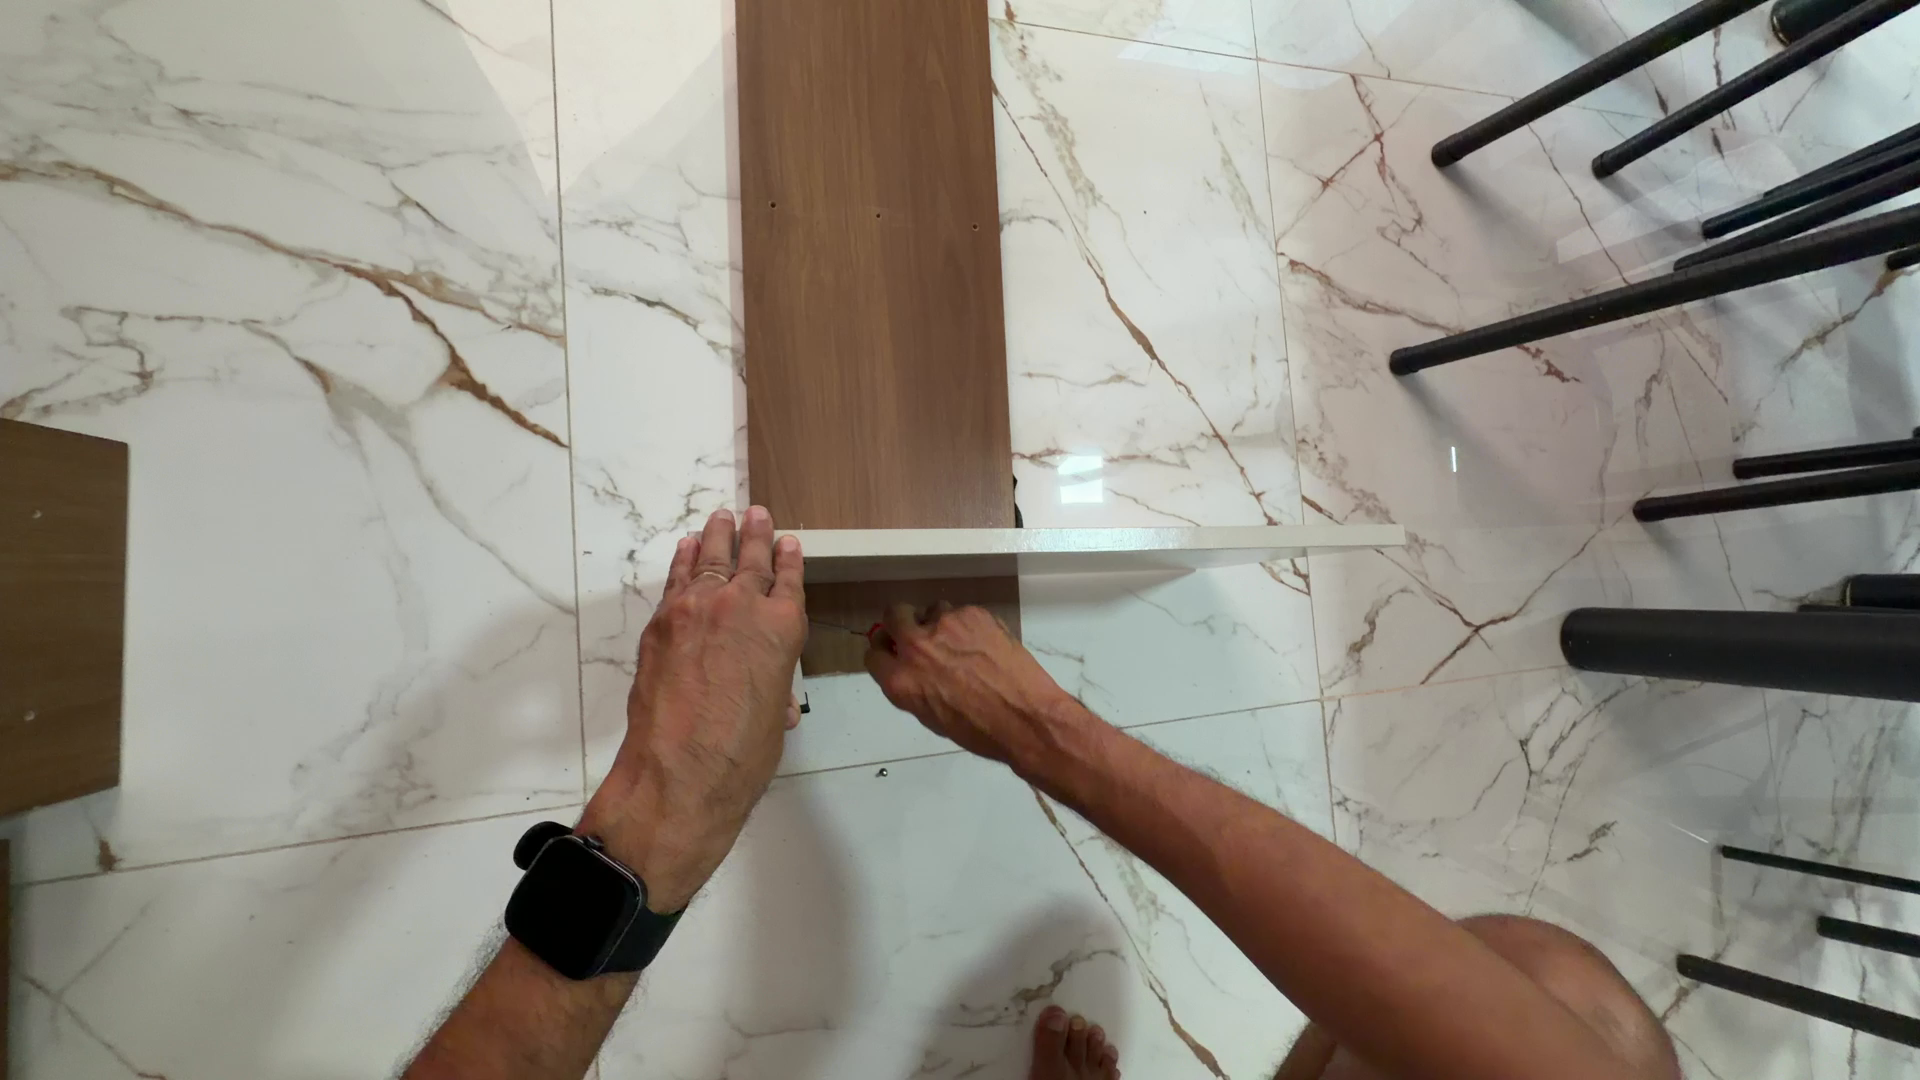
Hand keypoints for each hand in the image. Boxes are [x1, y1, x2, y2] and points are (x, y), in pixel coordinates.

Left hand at [584, 506, 806, 911]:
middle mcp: (745, 605)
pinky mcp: (663, 620)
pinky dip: (685, 558)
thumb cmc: (745, 751)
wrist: (682, 770)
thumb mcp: (774, 713)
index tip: (788, 541)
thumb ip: (773, 687)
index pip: (788, 579)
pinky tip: (688, 546)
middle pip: (752, 558)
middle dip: (756, 533)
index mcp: (783, 627)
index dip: (789, 558)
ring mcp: (699, 608)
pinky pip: (678, 578)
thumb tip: (770, 694)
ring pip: (712, 558)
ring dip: (719, 535)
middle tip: (757, 512)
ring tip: (723, 515)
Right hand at [863, 602, 1080, 764]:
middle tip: (918, 635)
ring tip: (960, 643)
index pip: (874, 654)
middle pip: (893, 615)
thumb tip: (912, 671)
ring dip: (938, 623)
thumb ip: (912, 688)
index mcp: (901, 680)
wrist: (1025, 716)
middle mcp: (916, 646)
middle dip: (901, 623)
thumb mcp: (931, 717)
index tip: (894, 653)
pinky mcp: (973, 613)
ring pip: (931, 610)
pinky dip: (968, 626)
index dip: (885, 653)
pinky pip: (961, 613)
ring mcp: (945, 625)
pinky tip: (984, 644)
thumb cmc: (978, 730)